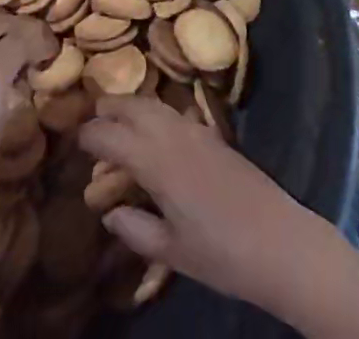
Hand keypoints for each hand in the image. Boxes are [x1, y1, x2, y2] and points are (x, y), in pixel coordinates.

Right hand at [78, 96, 358, 338]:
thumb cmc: (223, 254)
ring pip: (157, 105)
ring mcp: (199, 133)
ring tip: (117, 118)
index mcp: (158, 163)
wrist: (282, 243)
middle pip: (134, 107)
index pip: (112, 136)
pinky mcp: (216, 138)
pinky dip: (156, 113)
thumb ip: (135, 228)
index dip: (90, 135)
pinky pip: (175, 114)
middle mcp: (175, 137)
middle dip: (109, 108)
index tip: (75, 139)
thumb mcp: (172, 251)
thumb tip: (108, 210)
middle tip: (91, 118)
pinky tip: (155, 131)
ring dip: (133, 106)